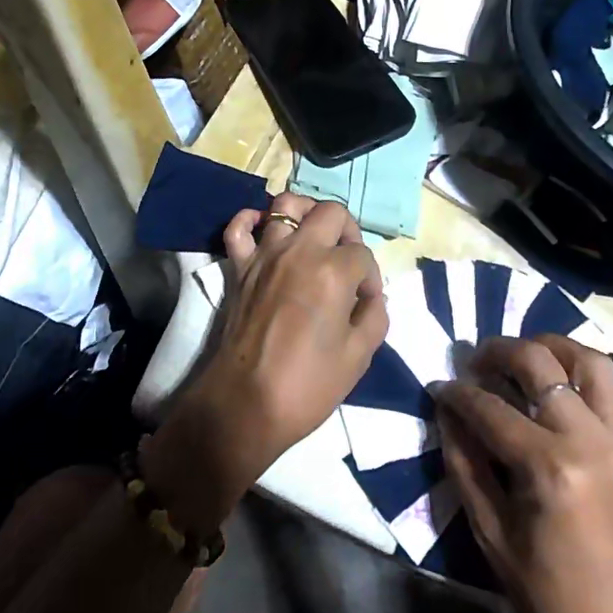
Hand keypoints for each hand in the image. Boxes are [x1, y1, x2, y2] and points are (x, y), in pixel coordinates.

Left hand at [143, 194, 387, 535]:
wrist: (243, 407)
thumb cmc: (307, 385)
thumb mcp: (359, 356)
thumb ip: (374, 317)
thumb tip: (371, 298)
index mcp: (334, 271)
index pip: (363, 255)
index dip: (371, 278)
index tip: (366, 303)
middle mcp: (300, 252)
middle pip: (331, 212)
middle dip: (348, 230)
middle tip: (349, 260)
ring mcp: (265, 256)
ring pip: (285, 205)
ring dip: (305, 211)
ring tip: (315, 233)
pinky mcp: (239, 269)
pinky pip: (238, 229)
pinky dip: (250, 220)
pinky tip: (265, 229)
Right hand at [434, 336, 612, 612]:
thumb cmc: (546, 591)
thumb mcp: (491, 532)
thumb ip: (465, 464)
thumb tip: (446, 411)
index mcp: (548, 465)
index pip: (490, 408)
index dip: (457, 393)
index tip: (438, 386)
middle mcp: (584, 435)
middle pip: (538, 362)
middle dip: (498, 351)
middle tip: (473, 361)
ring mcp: (612, 434)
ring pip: (584, 357)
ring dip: (548, 345)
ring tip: (519, 355)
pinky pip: (608, 383)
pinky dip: (579, 366)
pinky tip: (555, 377)